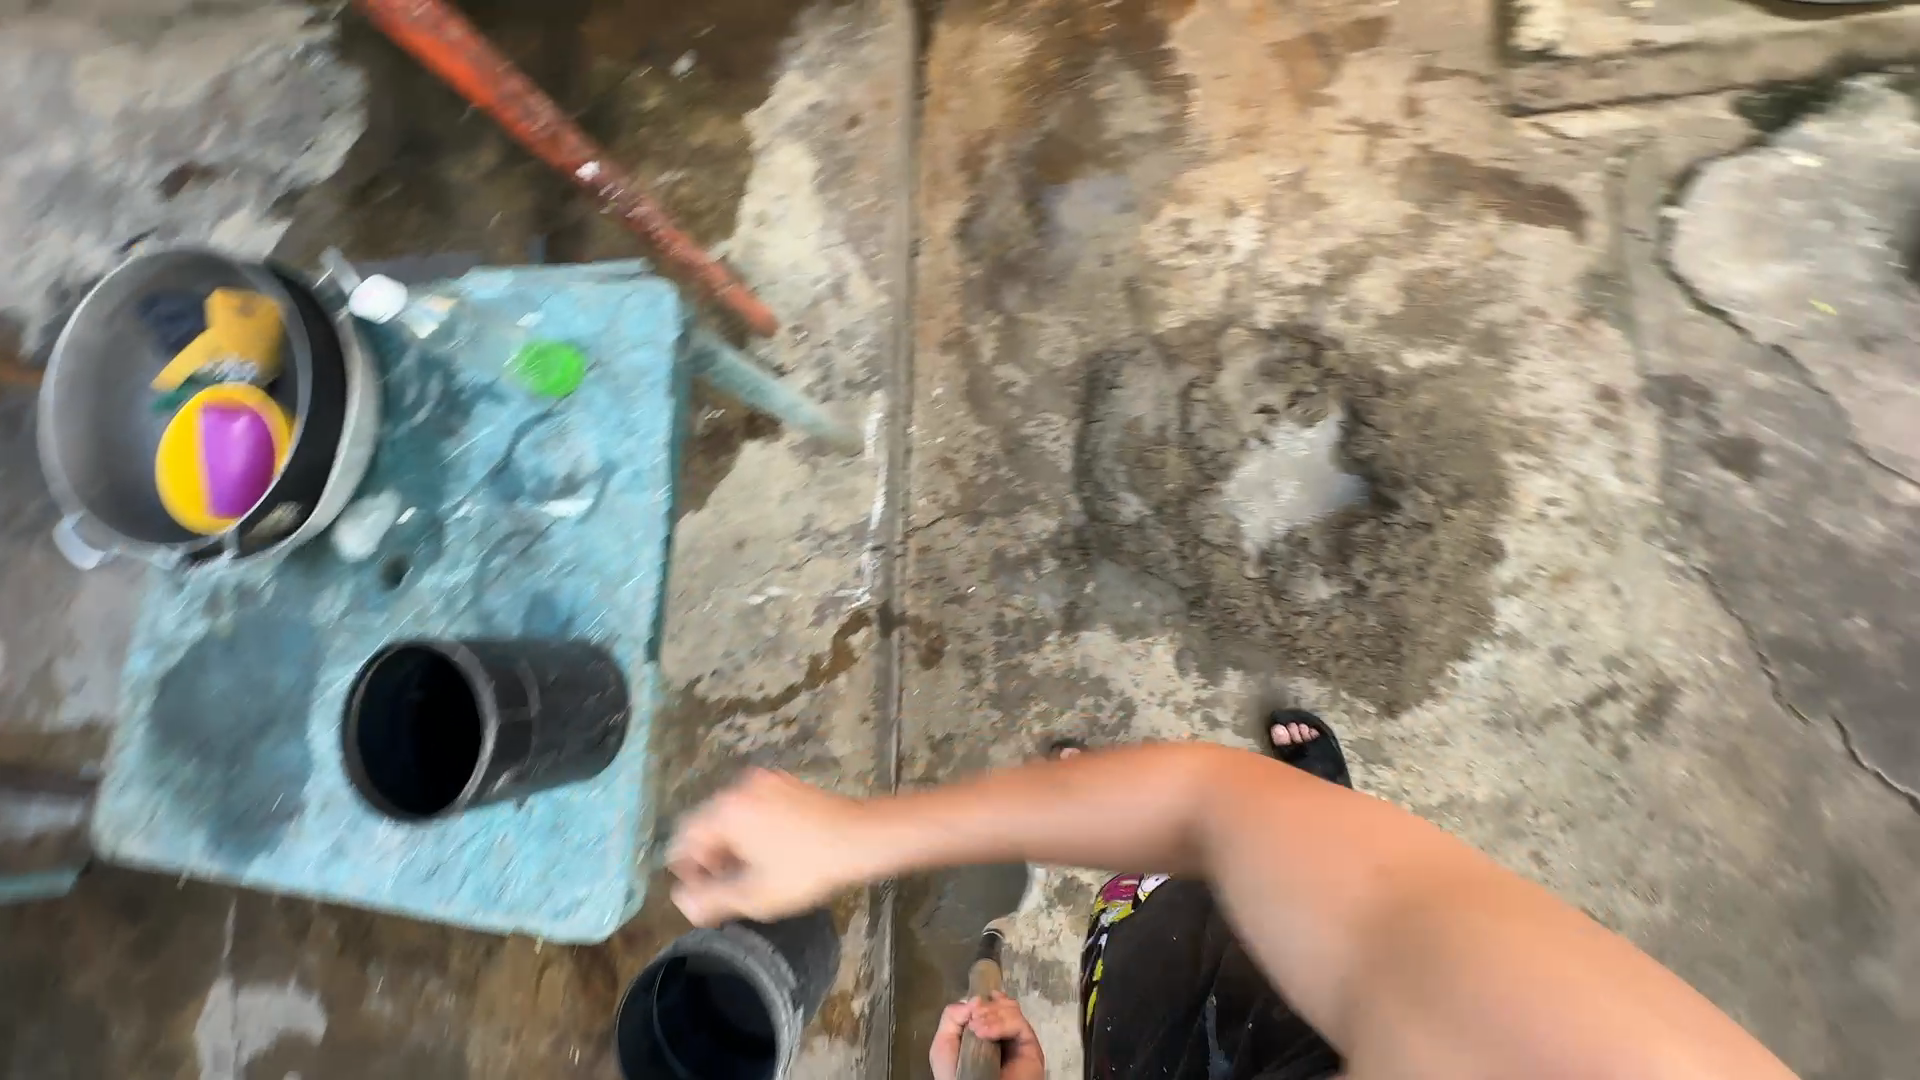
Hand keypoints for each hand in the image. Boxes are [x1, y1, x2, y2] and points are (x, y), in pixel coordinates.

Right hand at [667, 768, 875, 925]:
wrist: (861, 837)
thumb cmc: (807, 868)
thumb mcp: (755, 895)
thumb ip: (710, 900)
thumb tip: (682, 901)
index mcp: (728, 809)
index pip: (685, 837)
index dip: (687, 869)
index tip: (703, 892)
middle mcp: (743, 786)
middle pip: (708, 822)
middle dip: (710, 856)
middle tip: (727, 886)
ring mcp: (768, 781)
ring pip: (733, 813)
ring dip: (732, 842)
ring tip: (751, 873)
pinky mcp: (788, 784)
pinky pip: (755, 805)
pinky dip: (752, 827)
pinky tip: (771, 851)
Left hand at [930, 993, 1045, 1079]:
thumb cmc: (956, 1077)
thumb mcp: (944, 1045)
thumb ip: (952, 1017)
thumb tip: (976, 1000)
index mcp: (986, 1034)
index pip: (992, 1005)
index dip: (985, 1000)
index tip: (975, 1003)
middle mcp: (1004, 1036)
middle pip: (1003, 1004)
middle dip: (987, 1007)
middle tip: (975, 1018)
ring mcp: (1018, 1041)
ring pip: (1012, 1009)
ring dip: (993, 1013)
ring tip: (978, 1029)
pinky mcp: (1031, 1049)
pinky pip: (1019, 1023)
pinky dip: (1001, 1022)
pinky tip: (985, 1032)